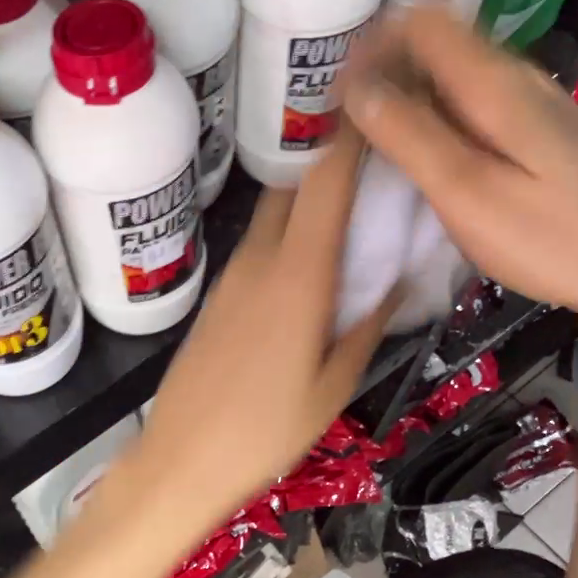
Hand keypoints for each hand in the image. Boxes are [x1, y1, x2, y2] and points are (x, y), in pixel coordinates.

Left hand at [115, 127, 399, 534]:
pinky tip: (305, 274)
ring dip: (306, 209)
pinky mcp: (213, 304)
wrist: (180, 462)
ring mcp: (229, 282)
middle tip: (373, 177)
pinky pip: (255, 255)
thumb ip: (366, 329)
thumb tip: (397, 282)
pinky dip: (284, 244)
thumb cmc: (265, 433)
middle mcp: (259, 264)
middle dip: (331, 170)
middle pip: (294, 191)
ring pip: (272, 222)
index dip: (352, 140)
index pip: (326, 184)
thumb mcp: (332, 389)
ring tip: (348, 224)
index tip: (381, 115)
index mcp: (297, 278)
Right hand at [342, 9, 577, 344]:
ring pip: (460, 81)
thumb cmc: (556, 241)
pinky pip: (479, 110)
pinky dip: (443, 124)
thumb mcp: (472, 195)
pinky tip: (431, 165)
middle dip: (387, 73)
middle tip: (344, 129)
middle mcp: (520, 82)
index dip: (372, 47)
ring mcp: (539, 109)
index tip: (334, 95)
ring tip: (376, 148)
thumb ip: (414, 138)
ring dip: (413, 101)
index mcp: (497, 86)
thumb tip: (358, 88)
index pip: (423, 25)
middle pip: (442, 48)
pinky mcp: (548, 139)